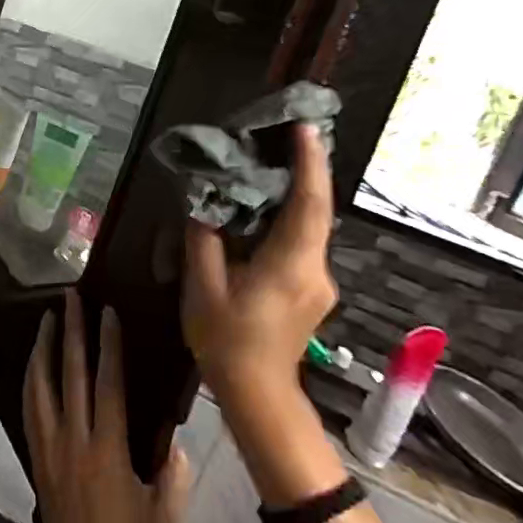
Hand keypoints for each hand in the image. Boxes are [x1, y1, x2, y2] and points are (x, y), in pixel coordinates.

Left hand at [23, 289, 190, 522]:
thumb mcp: (162, 517)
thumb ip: (172, 476)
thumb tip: (176, 441)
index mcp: (107, 449)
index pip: (106, 383)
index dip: (108, 345)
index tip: (107, 312)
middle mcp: (72, 440)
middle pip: (69, 374)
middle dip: (70, 331)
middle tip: (70, 297)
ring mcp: (48, 448)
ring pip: (40, 386)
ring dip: (42, 349)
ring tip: (47, 319)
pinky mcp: (36, 460)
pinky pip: (28, 410)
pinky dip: (30, 380)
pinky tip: (33, 366)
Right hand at [182, 123, 338, 401]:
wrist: (257, 394)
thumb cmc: (226, 341)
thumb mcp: (203, 287)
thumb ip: (204, 238)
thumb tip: (205, 200)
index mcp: (291, 265)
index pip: (309, 204)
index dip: (310, 163)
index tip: (306, 128)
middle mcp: (316, 269)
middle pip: (316, 209)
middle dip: (306, 167)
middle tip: (288, 131)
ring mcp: (319, 280)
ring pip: (311, 224)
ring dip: (297, 190)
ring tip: (275, 156)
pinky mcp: (313, 287)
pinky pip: (304, 239)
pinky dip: (290, 213)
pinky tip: (267, 202)